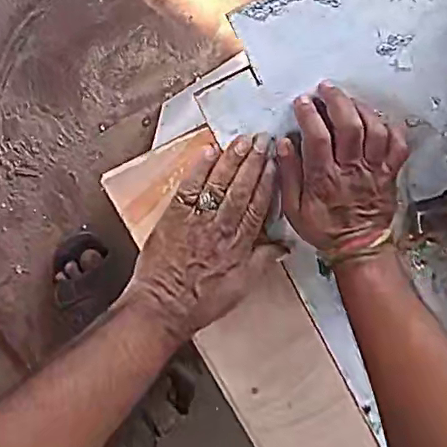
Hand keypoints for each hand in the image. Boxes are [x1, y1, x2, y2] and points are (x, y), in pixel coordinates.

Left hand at [127, 133, 286, 339]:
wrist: (162, 306)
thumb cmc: (201, 301)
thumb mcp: (241, 286)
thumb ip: (262, 261)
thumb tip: (284, 246)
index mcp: (240, 244)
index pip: (258, 205)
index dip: (268, 180)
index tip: (275, 161)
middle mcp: (220, 227)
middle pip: (242, 188)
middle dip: (254, 161)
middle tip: (263, 139)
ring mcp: (196, 220)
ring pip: (219, 183)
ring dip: (232, 159)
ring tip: (242, 140)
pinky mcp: (173, 216)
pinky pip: (189, 187)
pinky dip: (199, 168)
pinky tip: (209, 151)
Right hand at [278, 82, 409, 256]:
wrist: (359, 249)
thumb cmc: (325, 228)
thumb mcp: (294, 208)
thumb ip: (288, 174)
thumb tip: (284, 144)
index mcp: (325, 178)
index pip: (317, 137)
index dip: (309, 114)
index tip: (302, 102)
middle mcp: (352, 171)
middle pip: (350, 126)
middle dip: (337, 101)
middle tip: (326, 89)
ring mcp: (374, 171)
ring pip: (375, 131)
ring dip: (361, 109)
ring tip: (348, 100)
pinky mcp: (389, 174)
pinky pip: (398, 145)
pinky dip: (390, 128)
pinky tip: (376, 119)